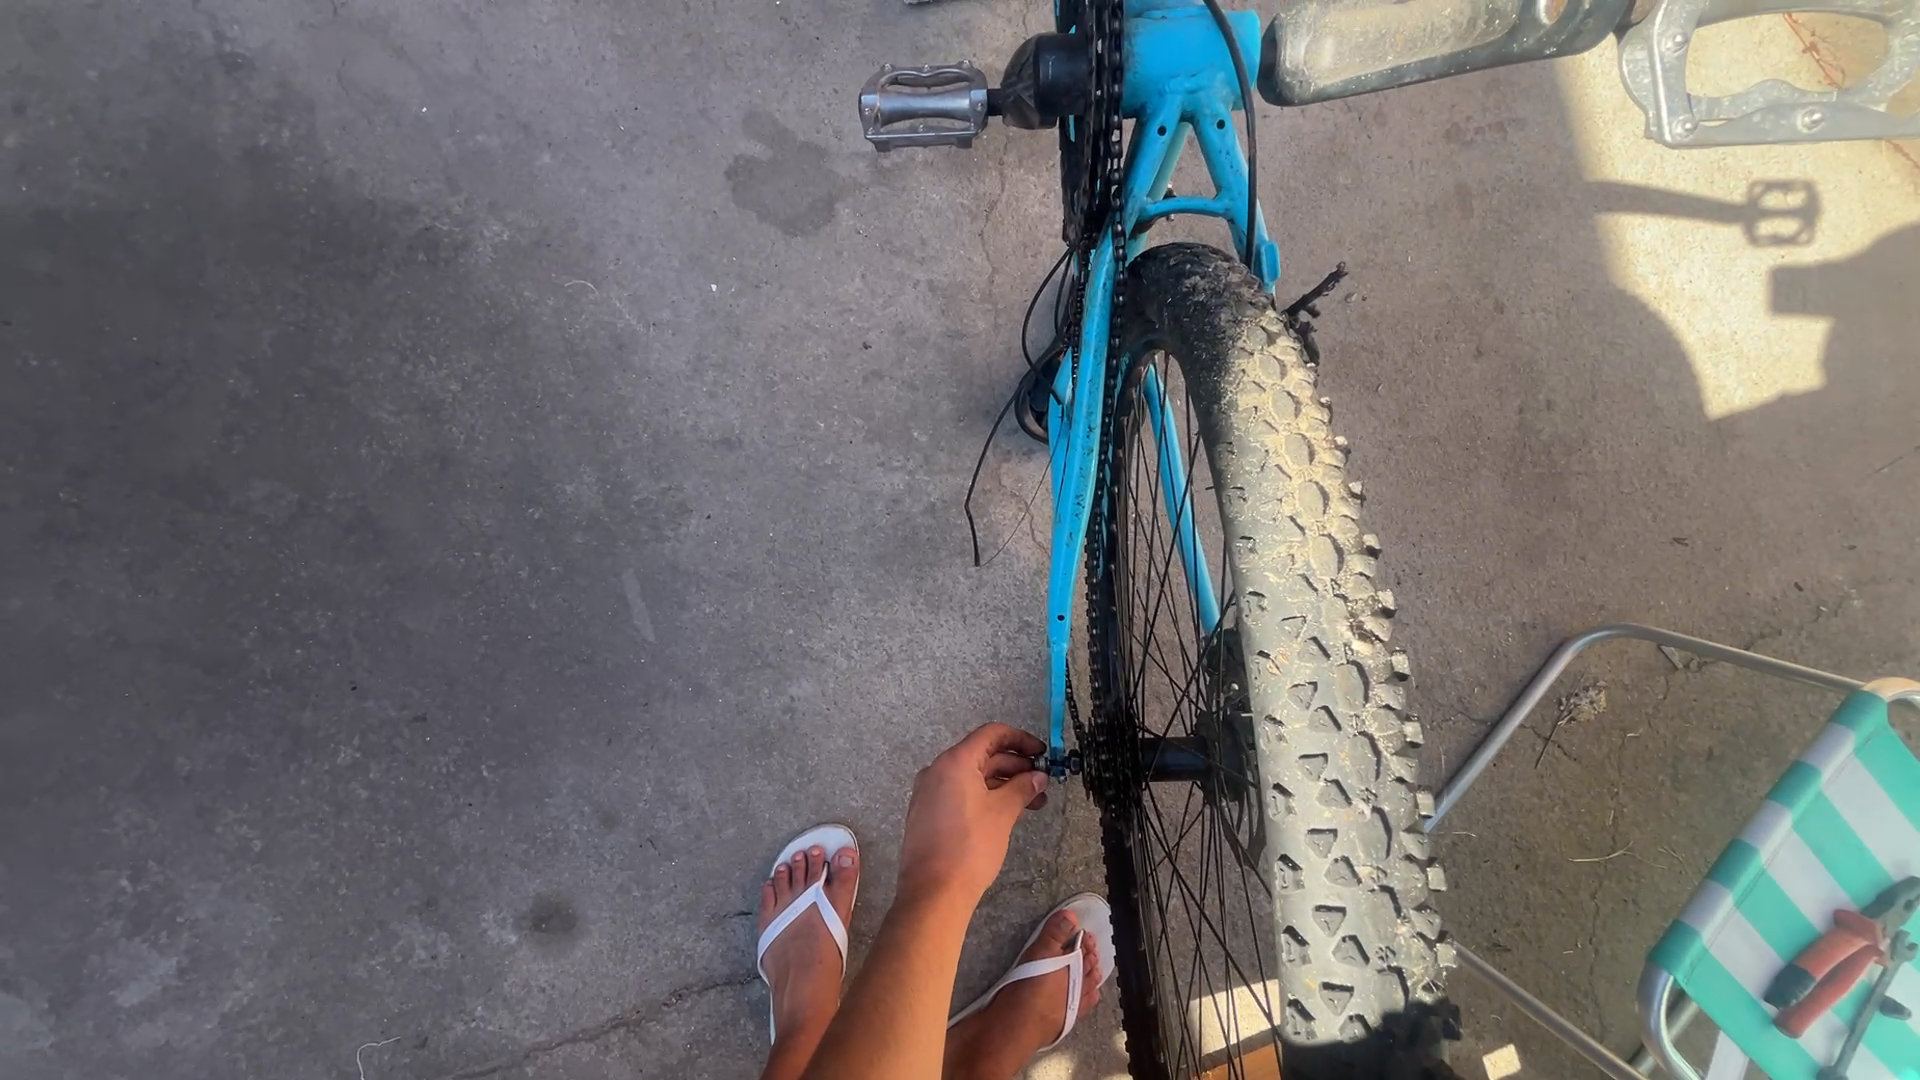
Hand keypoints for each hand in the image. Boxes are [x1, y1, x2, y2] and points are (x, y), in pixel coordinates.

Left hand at [897, 723, 1049, 908]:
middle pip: (982, 755)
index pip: (991, 734)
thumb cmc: (970, 847)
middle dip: (1015, 766)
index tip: (1042, 753)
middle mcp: (938, 770)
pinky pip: (961, 792)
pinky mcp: (928, 812)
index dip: (1020, 739)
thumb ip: (1023, 788)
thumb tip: (1038, 777)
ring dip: (1003, 783)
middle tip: (1042, 781)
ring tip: (1032, 801)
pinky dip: (985, 795)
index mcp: (955, 761)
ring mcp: (930, 791)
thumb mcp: (1003, 812)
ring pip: (973, 776)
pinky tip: (1007, 811)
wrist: (933, 891)